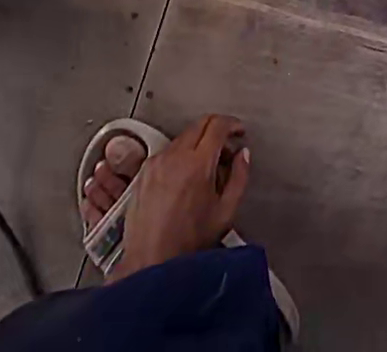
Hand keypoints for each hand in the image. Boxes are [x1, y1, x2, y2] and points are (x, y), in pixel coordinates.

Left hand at [107, 114, 250, 281]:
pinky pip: (167, 152)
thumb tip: (242, 155)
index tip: (238, 131)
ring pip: (183, 137)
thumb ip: (240, 177)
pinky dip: (181, 155)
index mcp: (197, 164)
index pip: (217, 125)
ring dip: (198, 143)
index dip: (232, 124)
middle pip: (200, 124)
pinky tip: (185, 178)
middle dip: (217, 130)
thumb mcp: (226, 212)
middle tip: (226, 149)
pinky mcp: (144, 172)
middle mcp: (174, 157)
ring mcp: (156, 162)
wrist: (151, 262)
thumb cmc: (188, 244)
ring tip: (206, 169)